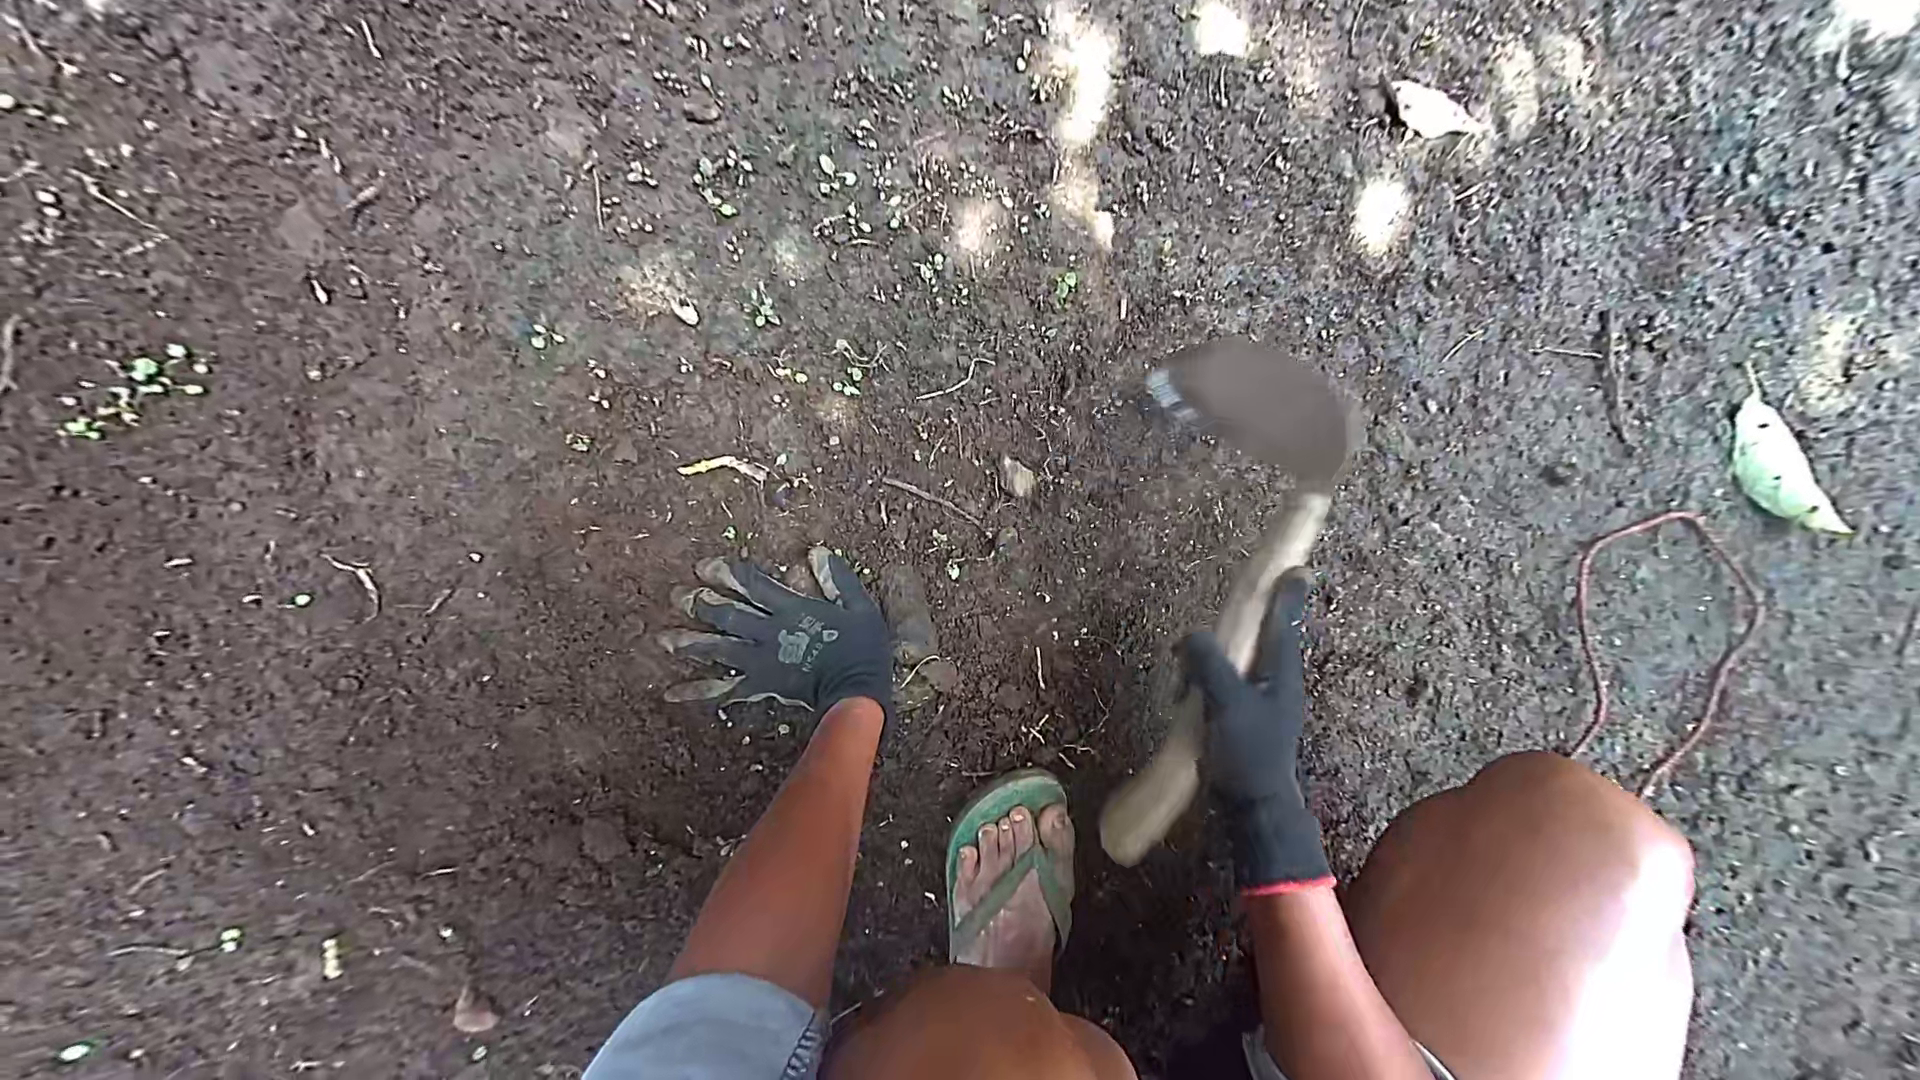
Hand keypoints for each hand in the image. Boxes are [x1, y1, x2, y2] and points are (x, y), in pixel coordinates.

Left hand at [658, 547, 893, 723]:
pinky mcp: (760, 684)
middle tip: (676, 596)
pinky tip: (672, 692)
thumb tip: (817, 552)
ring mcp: (761, 660)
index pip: (753, 586)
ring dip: (690, 643)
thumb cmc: (862, 648)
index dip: (727, 574)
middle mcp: (769, 632)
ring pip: (718, 649)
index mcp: (792, 609)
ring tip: (663, 638)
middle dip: (700, 604)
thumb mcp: (859, 606)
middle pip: (728, 615)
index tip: (704, 567)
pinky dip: (697, 691)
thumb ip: (838, 579)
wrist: (856, 692)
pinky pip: (724, 688)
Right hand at [1182, 569, 1331, 891]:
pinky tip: (1183, 700)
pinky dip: (1199, 686)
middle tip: (1195, 647)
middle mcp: (1273, 684)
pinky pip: (1218, 686)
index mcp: (1280, 675)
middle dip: (1225, 637)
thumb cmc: (1247, 753)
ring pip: (1230, 664)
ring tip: (1182, 689)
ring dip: (1203, 667)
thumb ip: (1209, 663)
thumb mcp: (1226, 703)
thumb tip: (1191, 636)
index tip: (1297, 568)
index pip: (1283, 625)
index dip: (1287, 596)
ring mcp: (1257, 702)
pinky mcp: (1239, 718)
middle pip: (1252, 641)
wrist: (1251, 808)